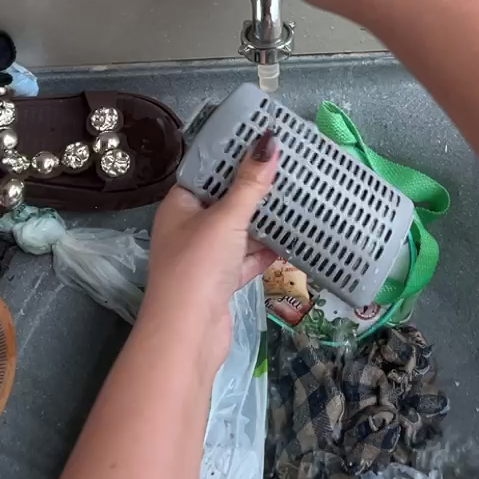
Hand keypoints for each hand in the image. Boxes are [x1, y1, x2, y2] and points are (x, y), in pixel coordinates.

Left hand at [140, 133, 281, 359]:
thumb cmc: (199, 266)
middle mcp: (189, 228)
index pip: (207, 171)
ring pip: (239, 230)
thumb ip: (250, 183)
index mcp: (180, 206)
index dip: (233, 156)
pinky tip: (293, 238)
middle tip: (288, 166)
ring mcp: (205, 257)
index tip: (263, 140)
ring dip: (264, 220)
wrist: (188, 337)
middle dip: (254, 188)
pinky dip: (266, 250)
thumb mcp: (227, 218)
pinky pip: (247, 257)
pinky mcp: (221, 282)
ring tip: (297, 196)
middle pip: (226, 200)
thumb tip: (269, 141)